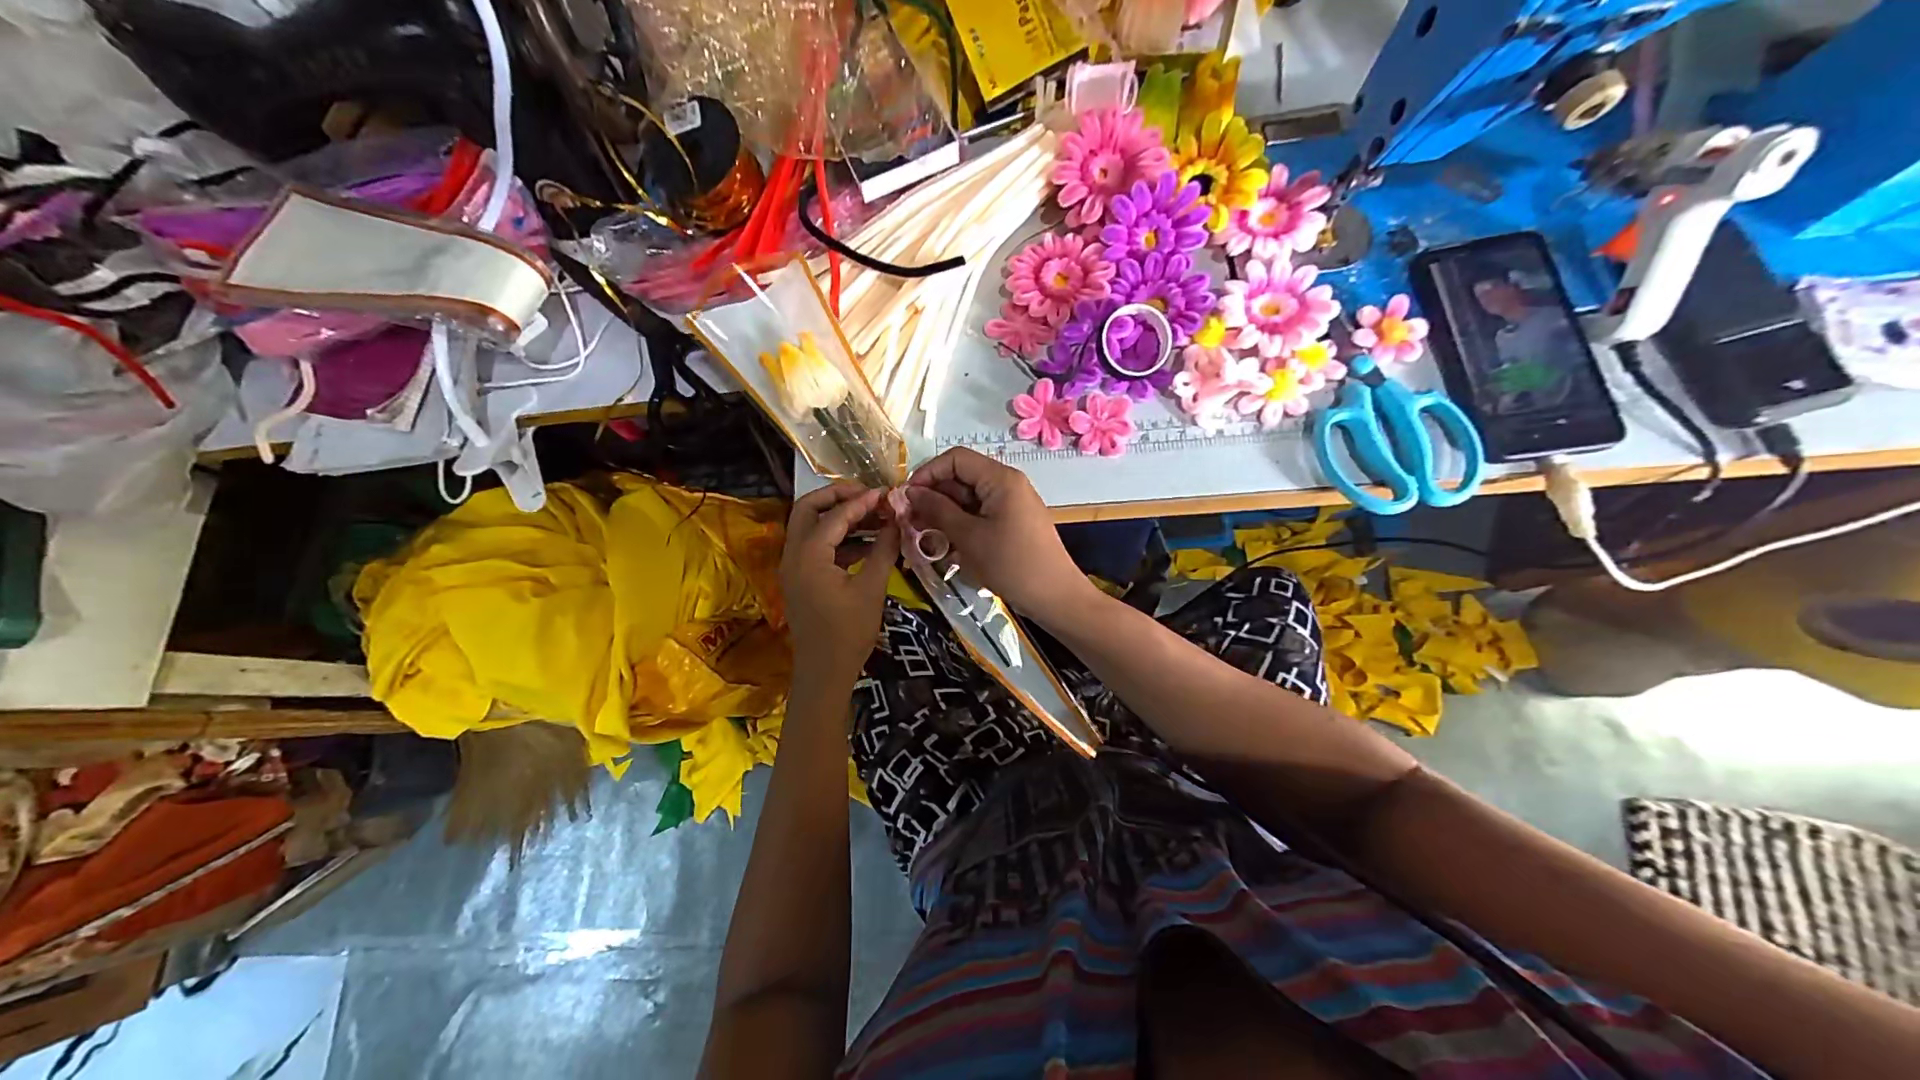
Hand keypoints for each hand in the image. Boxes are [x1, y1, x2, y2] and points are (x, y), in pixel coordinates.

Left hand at [780, 483, 899, 687]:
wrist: (825, 672)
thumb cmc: (848, 632)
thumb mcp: (871, 589)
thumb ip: (883, 550)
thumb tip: (897, 522)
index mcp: (808, 555)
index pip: (835, 514)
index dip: (862, 501)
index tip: (887, 494)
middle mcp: (793, 554)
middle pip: (808, 509)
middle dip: (838, 497)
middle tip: (869, 496)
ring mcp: (793, 567)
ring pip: (810, 526)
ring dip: (839, 517)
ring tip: (875, 517)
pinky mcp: (801, 579)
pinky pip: (815, 547)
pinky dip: (838, 539)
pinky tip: (868, 543)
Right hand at [903, 448, 1094, 624]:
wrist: (1055, 597)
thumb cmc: (1011, 564)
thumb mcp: (968, 537)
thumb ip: (937, 510)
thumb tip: (909, 493)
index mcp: (1000, 478)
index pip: (955, 458)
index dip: (927, 473)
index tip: (906, 498)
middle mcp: (1007, 484)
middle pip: (961, 477)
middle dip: (933, 496)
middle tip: (910, 521)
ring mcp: (1012, 504)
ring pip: (968, 498)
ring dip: (944, 513)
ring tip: (923, 536)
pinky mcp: (1013, 523)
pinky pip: (980, 514)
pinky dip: (961, 525)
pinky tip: (945, 545)